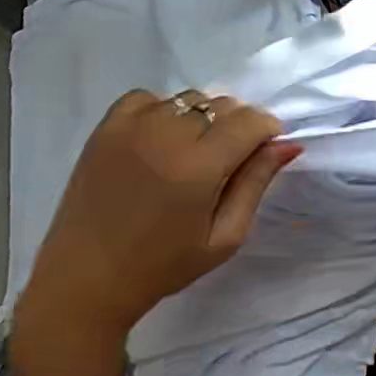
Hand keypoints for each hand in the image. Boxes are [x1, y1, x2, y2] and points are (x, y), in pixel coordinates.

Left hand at [15, 90, 300, 364]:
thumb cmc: (164, 266)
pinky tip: (160, 141)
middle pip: (221, 105)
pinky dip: (163, 111)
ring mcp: (131, 127)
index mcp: (198, 166)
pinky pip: (147, 98)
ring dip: (202, 118)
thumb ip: (255, 184)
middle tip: (228, 162)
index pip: (249, 121)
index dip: (267, 130)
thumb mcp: (224, 236)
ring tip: (192, 153)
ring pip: (188, 99)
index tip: (265, 150)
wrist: (88, 277)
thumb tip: (287, 145)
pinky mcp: (105, 128)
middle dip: (238, 126)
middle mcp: (166, 135)